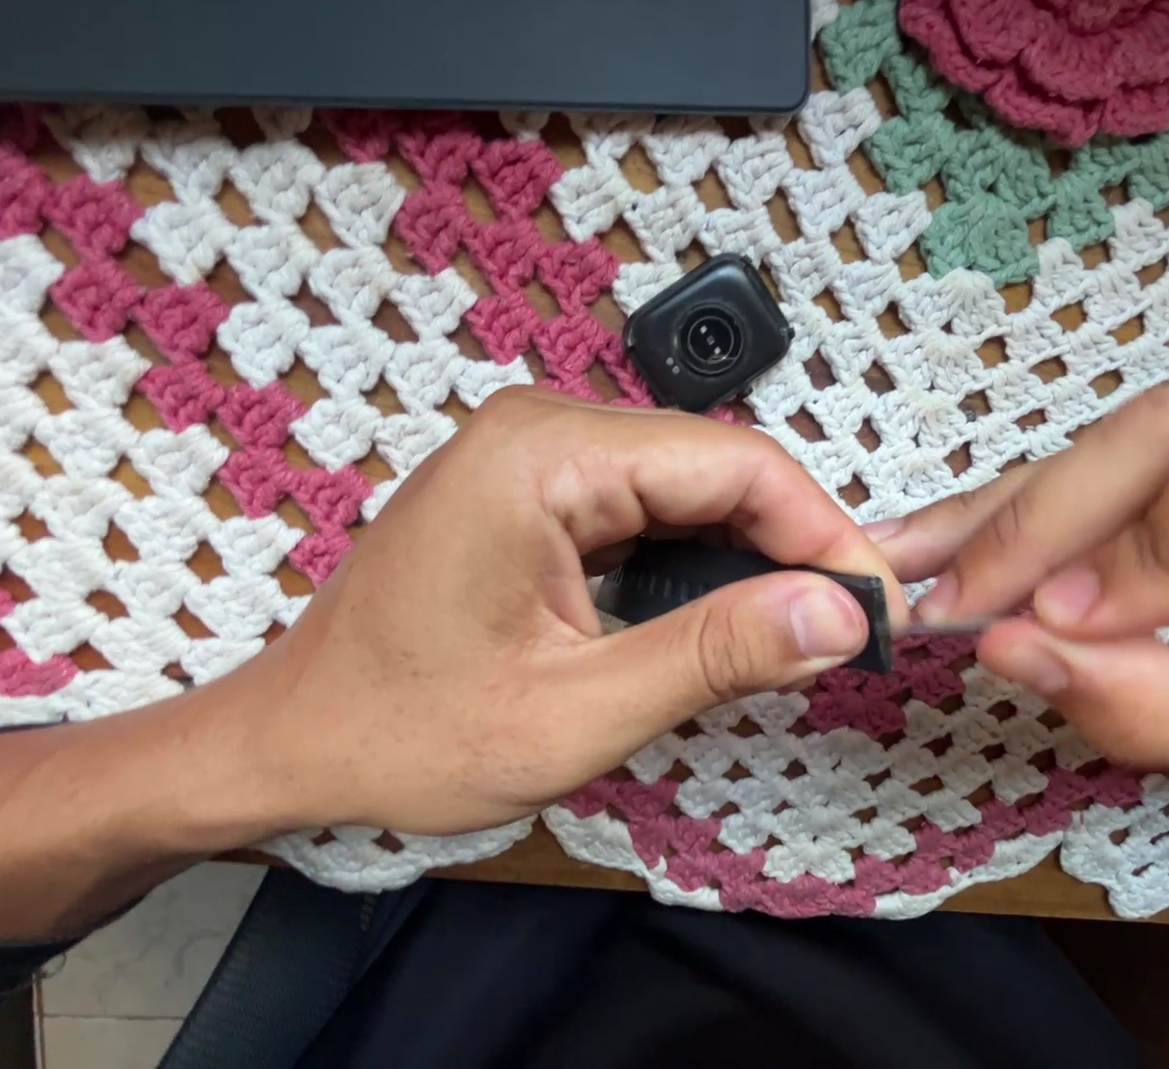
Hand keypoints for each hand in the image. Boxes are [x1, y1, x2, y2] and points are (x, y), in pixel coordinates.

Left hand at [216, 387, 904, 837]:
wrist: (288, 741)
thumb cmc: (407, 734)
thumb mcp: (575, 712)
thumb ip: (715, 654)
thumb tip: (840, 616)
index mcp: (547, 454)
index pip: (735, 464)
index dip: (825, 532)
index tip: (880, 607)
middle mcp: (546, 426)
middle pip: (717, 467)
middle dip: (796, 545)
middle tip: (852, 628)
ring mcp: (540, 451)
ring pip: (693, 487)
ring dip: (756, 554)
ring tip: (806, 627)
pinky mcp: (541, 486)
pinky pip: (653, 508)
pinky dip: (704, 559)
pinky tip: (731, 611)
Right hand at [871, 364, 1168, 838]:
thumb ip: (1163, 708)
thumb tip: (1008, 649)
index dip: (1159, 538)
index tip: (1068, 624)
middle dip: (1046, 526)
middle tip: (949, 606)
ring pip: (1123, 434)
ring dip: (1013, 515)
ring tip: (918, 567)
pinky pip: (1115, 447)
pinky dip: (1024, 501)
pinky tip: (944, 530)